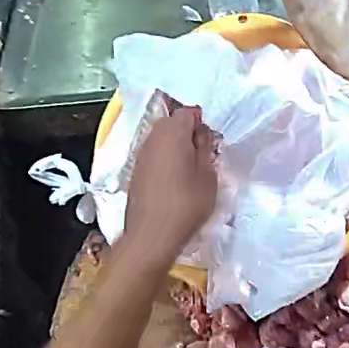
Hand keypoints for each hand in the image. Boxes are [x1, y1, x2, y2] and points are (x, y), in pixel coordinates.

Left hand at [121, 106, 218, 263]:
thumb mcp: (208, 175)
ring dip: (176, 145)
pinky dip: (165, 158)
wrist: (152, 235)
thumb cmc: (187, 204)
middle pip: (171, 122)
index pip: (187, 112)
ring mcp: (141, 155)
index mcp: (172, 133)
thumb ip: (205, 148)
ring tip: (191, 166)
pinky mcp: (136, 171)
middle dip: (187, 131)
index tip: (212, 140)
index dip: (202, 122)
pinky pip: (154, 154)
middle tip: (204, 152)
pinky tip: (175, 178)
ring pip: (161, 138)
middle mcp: (153, 138)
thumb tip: (201, 134)